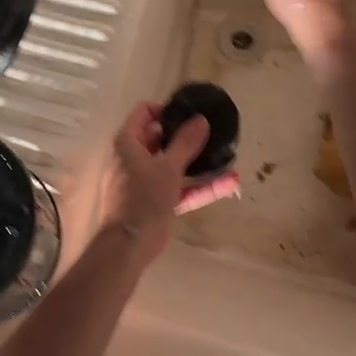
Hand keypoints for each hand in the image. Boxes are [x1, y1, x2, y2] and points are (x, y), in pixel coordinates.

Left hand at [93, 103, 233, 265]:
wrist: (128, 245)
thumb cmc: (143, 198)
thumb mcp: (167, 167)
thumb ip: (185, 143)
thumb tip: (201, 119)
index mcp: (127, 143)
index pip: (144, 113)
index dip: (165, 110)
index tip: (189, 115)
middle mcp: (132, 158)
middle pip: (160, 138)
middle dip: (186, 136)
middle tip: (210, 133)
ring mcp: (144, 181)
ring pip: (172, 165)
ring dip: (197, 163)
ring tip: (224, 155)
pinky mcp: (155, 202)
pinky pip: (178, 188)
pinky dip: (198, 186)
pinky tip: (228, 183)